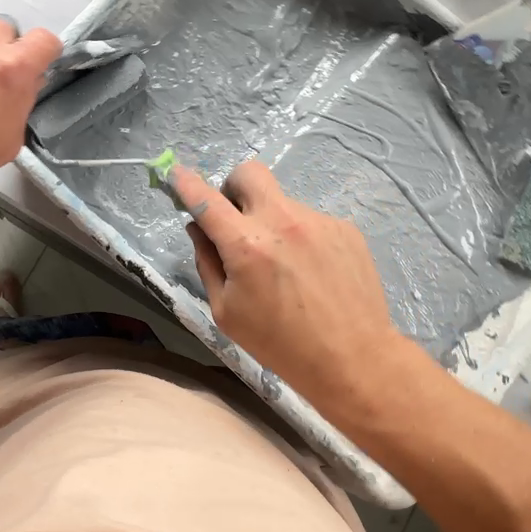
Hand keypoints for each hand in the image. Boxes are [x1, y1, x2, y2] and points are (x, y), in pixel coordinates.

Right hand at [172, 160, 412, 400]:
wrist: (354, 359)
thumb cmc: (279, 343)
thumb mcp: (226, 311)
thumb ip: (207, 263)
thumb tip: (199, 228)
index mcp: (246, 245)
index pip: (206, 200)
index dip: (186, 183)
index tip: (176, 172)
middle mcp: (282, 221)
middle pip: (249, 174)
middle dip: (234, 188)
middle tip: (236, 219)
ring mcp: (317, 221)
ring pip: (282, 203)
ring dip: (271, 223)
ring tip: (285, 267)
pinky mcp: (344, 228)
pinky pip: (310, 222)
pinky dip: (301, 239)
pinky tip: (312, 273)